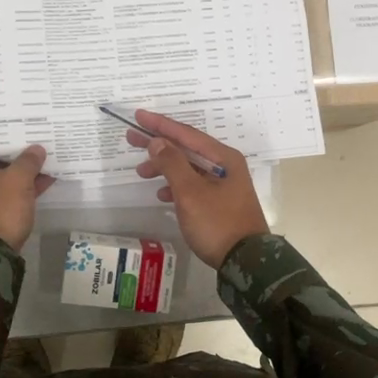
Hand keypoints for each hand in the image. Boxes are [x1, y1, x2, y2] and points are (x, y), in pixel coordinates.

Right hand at [125, 110, 268, 266]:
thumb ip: (172, 164)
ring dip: (165, 167)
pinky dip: (176, 186)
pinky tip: (162, 195)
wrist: (246, 261)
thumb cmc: (217, 223)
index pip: (186, 134)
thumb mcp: (190, 192)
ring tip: (142, 172)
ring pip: (189, 168)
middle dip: (159, 144)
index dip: (160, 124)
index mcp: (223, 157)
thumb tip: (158, 142)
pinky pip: (194, 185)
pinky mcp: (220, 202)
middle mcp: (226, 165)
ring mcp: (224, 185)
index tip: (138, 116)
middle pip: (187, 148)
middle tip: (131, 139)